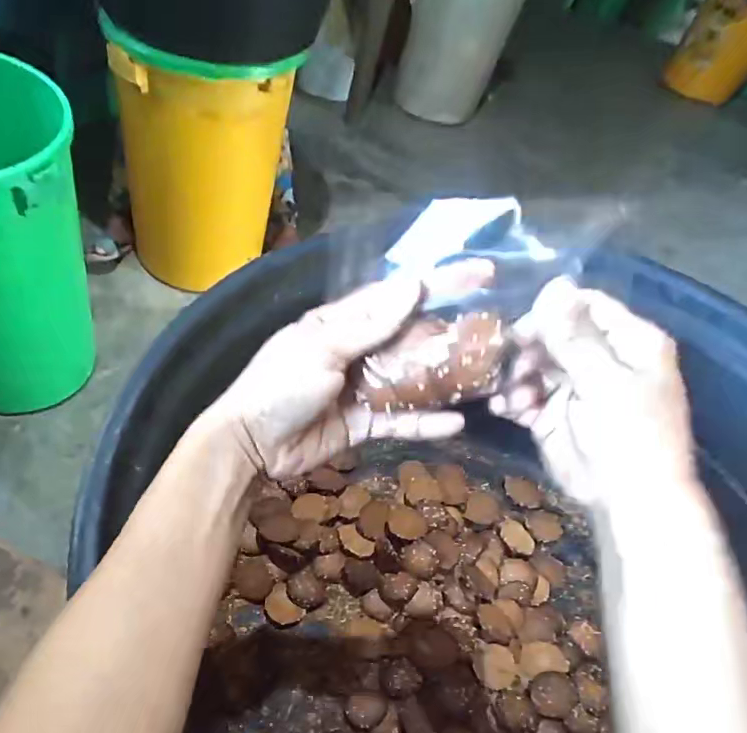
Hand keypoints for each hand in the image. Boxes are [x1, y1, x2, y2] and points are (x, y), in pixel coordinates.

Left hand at [197, 263, 491, 478]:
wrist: (251, 444)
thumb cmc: (279, 386)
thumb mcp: (320, 349)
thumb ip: (368, 324)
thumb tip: (413, 285)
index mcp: (341, 323)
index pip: (395, 296)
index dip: (437, 283)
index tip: (481, 274)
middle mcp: (356, 351)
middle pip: (411, 339)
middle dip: (450, 336)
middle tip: (496, 335)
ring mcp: (360, 389)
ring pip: (411, 381)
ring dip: (445, 381)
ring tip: (487, 379)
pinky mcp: (362, 424)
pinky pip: (399, 420)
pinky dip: (424, 422)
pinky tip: (456, 424)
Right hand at [489, 279, 695, 509]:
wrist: (627, 496)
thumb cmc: (630, 434)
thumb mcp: (604, 380)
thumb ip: (575, 336)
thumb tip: (554, 285)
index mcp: (629, 342)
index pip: (586, 307)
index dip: (552, 312)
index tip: (523, 329)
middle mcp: (600, 359)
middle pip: (555, 335)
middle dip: (529, 349)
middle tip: (511, 365)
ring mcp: (574, 388)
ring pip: (534, 367)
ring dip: (517, 378)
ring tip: (513, 399)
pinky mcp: (551, 416)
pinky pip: (525, 397)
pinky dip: (512, 401)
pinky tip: (505, 409)